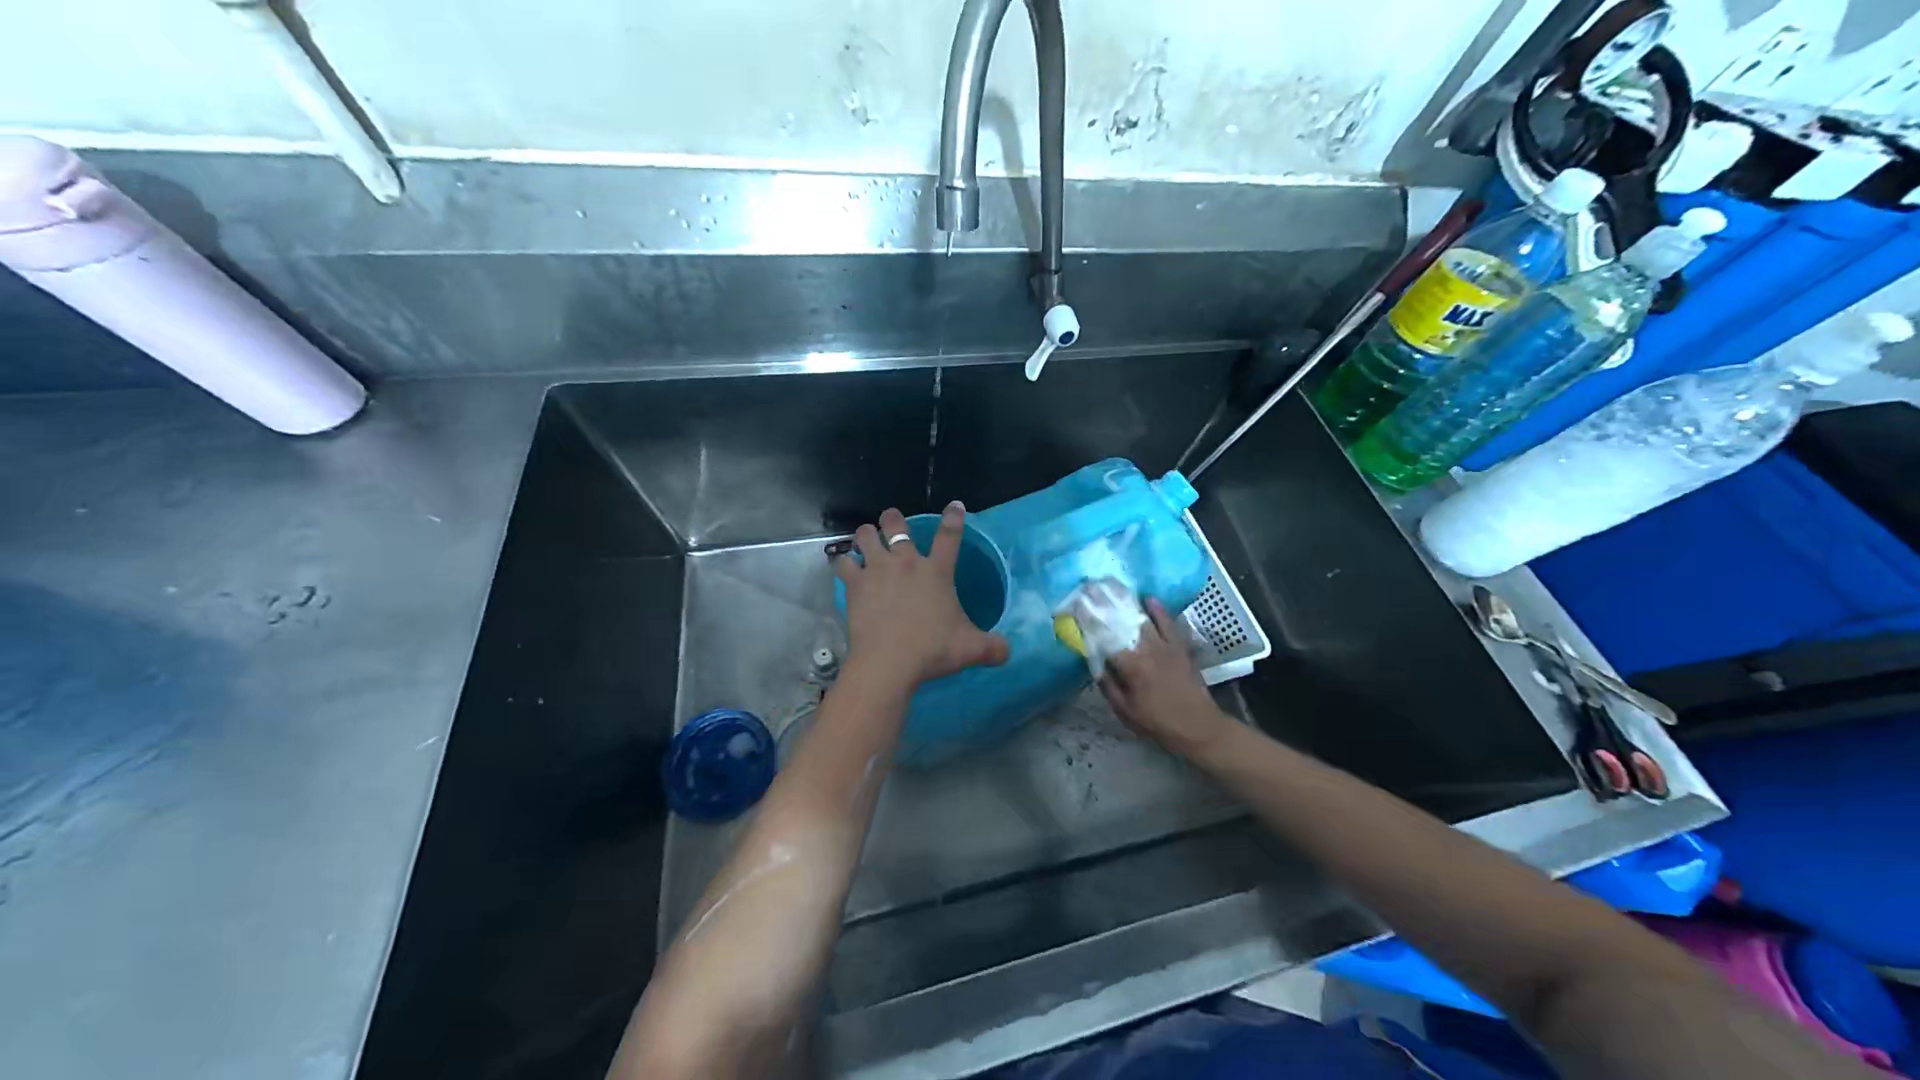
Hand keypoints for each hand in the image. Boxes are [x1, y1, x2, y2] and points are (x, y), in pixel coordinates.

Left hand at [835, 502, 1010, 687]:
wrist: (888, 661)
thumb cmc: (932, 651)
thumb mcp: (972, 650)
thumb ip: (993, 647)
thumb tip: (1008, 651)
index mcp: (937, 571)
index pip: (950, 536)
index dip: (954, 517)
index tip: (954, 505)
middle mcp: (906, 562)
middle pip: (896, 525)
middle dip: (893, 519)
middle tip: (892, 520)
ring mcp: (877, 570)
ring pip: (866, 536)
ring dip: (867, 534)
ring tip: (867, 538)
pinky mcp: (854, 584)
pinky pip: (844, 562)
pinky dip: (845, 561)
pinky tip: (846, 566)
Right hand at [1100, 599, 1234, 757]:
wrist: (1198, 726)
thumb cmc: (1158, 723)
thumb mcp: (1125, 711)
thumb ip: (1108, 686)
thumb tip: (1095, 665)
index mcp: (1131, 666)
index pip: (1106, 641)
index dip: (1091, 626)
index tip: (1077, 613)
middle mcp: (1147, 649)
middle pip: (1124, 625)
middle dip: (1107, 609)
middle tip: (1092, 595)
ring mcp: (1166, 646)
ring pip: (1144, 620)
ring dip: (1129, 606)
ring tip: (1115, 593)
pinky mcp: (1180, 647)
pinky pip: (1168, 623)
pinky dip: (1159, 610)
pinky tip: (1149, 599)